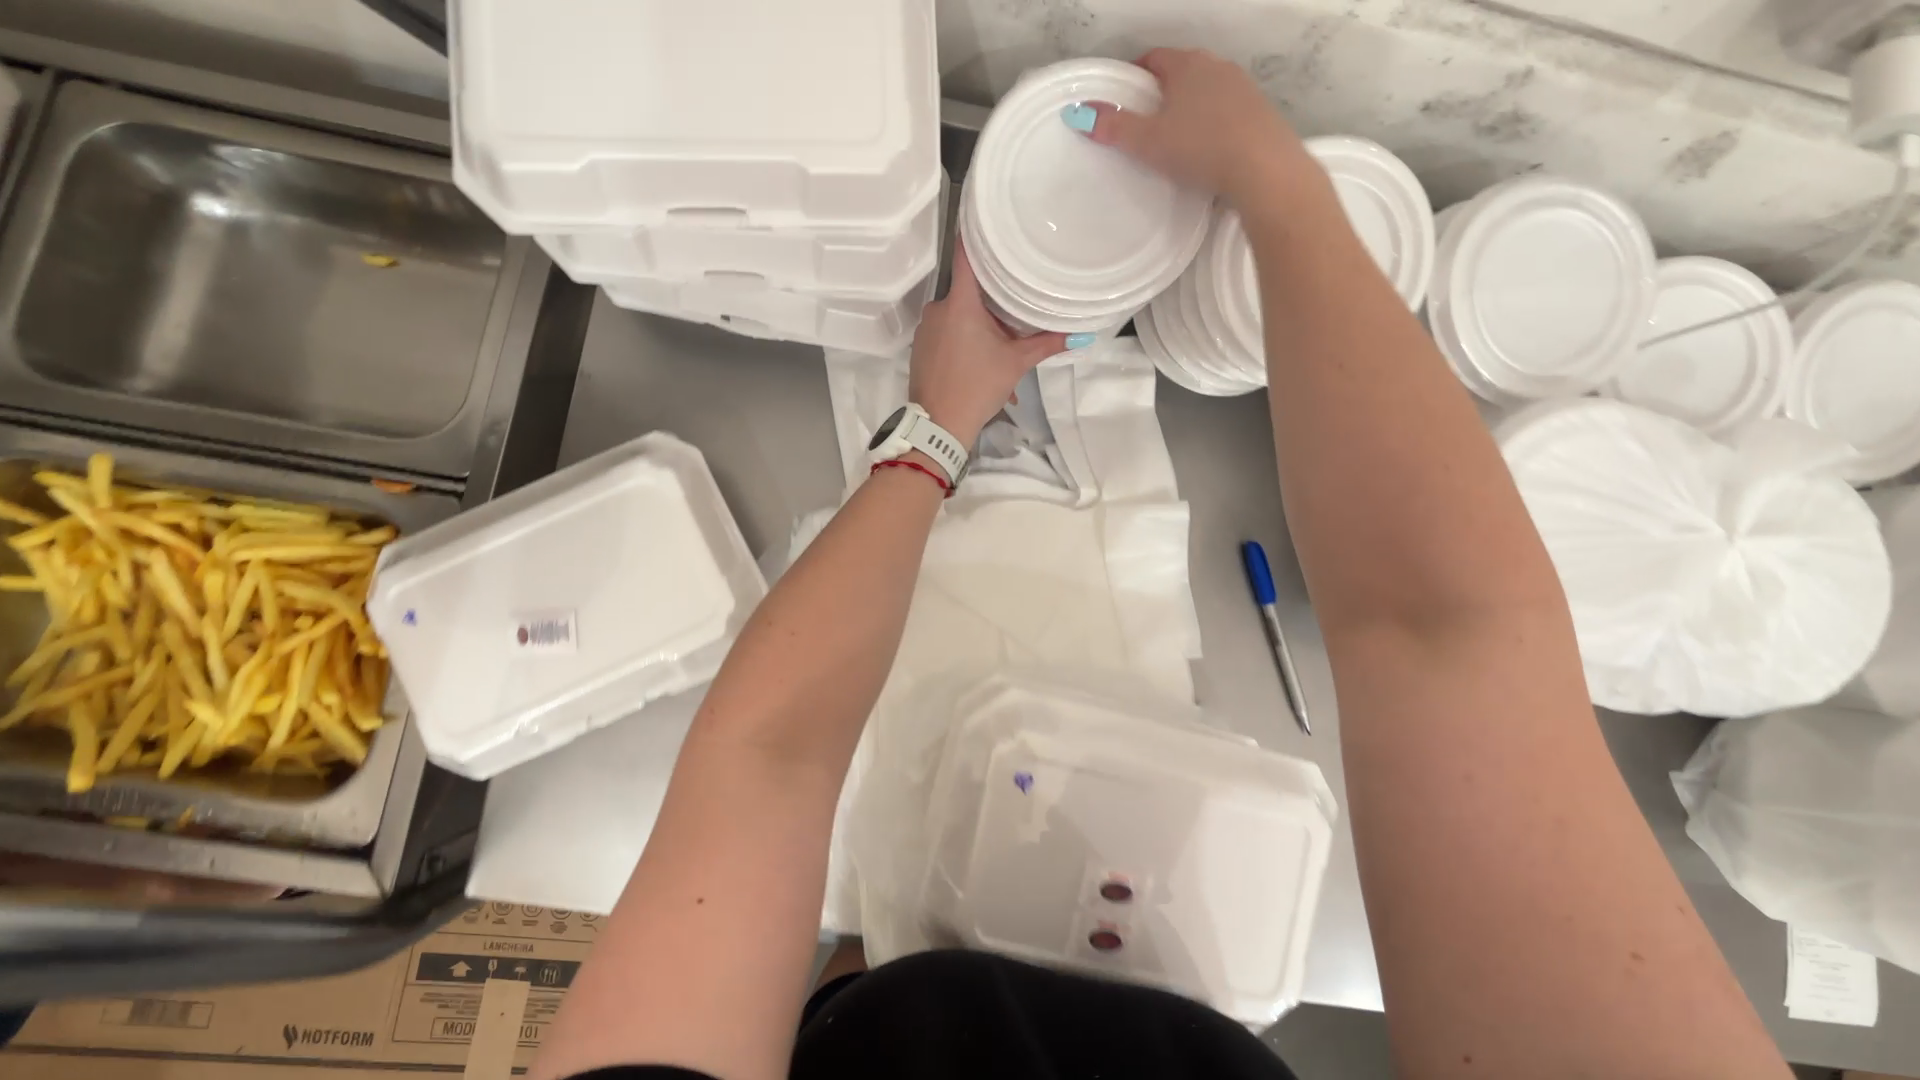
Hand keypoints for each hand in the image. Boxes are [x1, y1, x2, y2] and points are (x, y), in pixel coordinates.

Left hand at [908, 243, 1068, 445]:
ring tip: (999, 346)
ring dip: (978, 328)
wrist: (939, 425)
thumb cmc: (978, 386)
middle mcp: (937, 308)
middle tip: (1014, 307)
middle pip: (967, 291)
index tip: (983, 216)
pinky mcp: (920, 348)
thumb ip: (1046, 344)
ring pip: (957, 317)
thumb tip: (1080, 334)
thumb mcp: (1016, 363)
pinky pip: (946, 335)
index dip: (973, 233)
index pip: (965, 255)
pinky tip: (979, 360)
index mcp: (960, 303)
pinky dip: (963, 343)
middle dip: (990, 302)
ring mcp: (925, 329)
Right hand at [1087, 48, 1313, 207]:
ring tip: (1177, 139)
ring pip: (1208, 91)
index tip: (1125, 97)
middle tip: (1146, 121)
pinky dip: (1214, 124)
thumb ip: (1113, 128)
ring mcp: (1244, 89)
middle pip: (1182, 72)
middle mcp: (1218, 67)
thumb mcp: (1148, 142)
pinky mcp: (1261, 114)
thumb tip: (1079, 114)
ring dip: (1191, 108)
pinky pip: (1228, 113)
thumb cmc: (1200, 147)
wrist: (1263, 168)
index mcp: (1187, 65)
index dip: (1135, 75)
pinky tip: (1208, 151)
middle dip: (1163, 92)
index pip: (1154, 58)